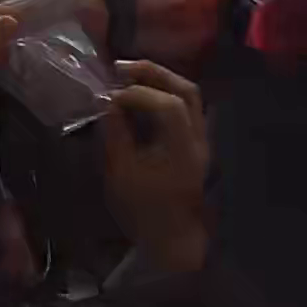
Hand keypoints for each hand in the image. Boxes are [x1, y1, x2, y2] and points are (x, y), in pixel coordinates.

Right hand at [102, 60, 212, 273]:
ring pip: (188, 94)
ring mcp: (199, 140)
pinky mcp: (193, 142)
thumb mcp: (121, 173)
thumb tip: (107, 102)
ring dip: (158, 79)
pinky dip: (161, 92)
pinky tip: (138, 93)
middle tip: (120, 68)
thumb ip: (116, 133)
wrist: (170, 239)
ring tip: (127, 76)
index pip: (169, 105)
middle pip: (186, 90)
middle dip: (153, 73)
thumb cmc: (142, 210)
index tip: (111, 97)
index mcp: (183, 150)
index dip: (139, 92)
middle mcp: (198, 140)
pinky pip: (183, 105)